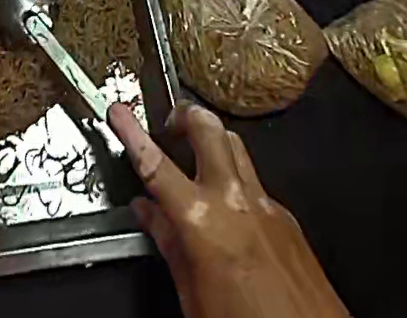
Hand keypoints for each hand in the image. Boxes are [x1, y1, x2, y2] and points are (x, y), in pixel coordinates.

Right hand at [109, 103, 348, 317]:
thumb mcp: (191, 296)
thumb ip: (169, 244)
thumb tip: (149, 214)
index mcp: (202, 222)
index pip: (156, 164)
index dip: (132, 132)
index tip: (120, 111)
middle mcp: (235, 201)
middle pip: (207, 127)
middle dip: (184, 114)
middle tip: (170, 124)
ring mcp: (265, 204)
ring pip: (234, 145)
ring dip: (212, 142)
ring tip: (195, 157)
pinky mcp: (287, 218)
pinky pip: (255, 182)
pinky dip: (235, 182)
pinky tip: (228, 209)